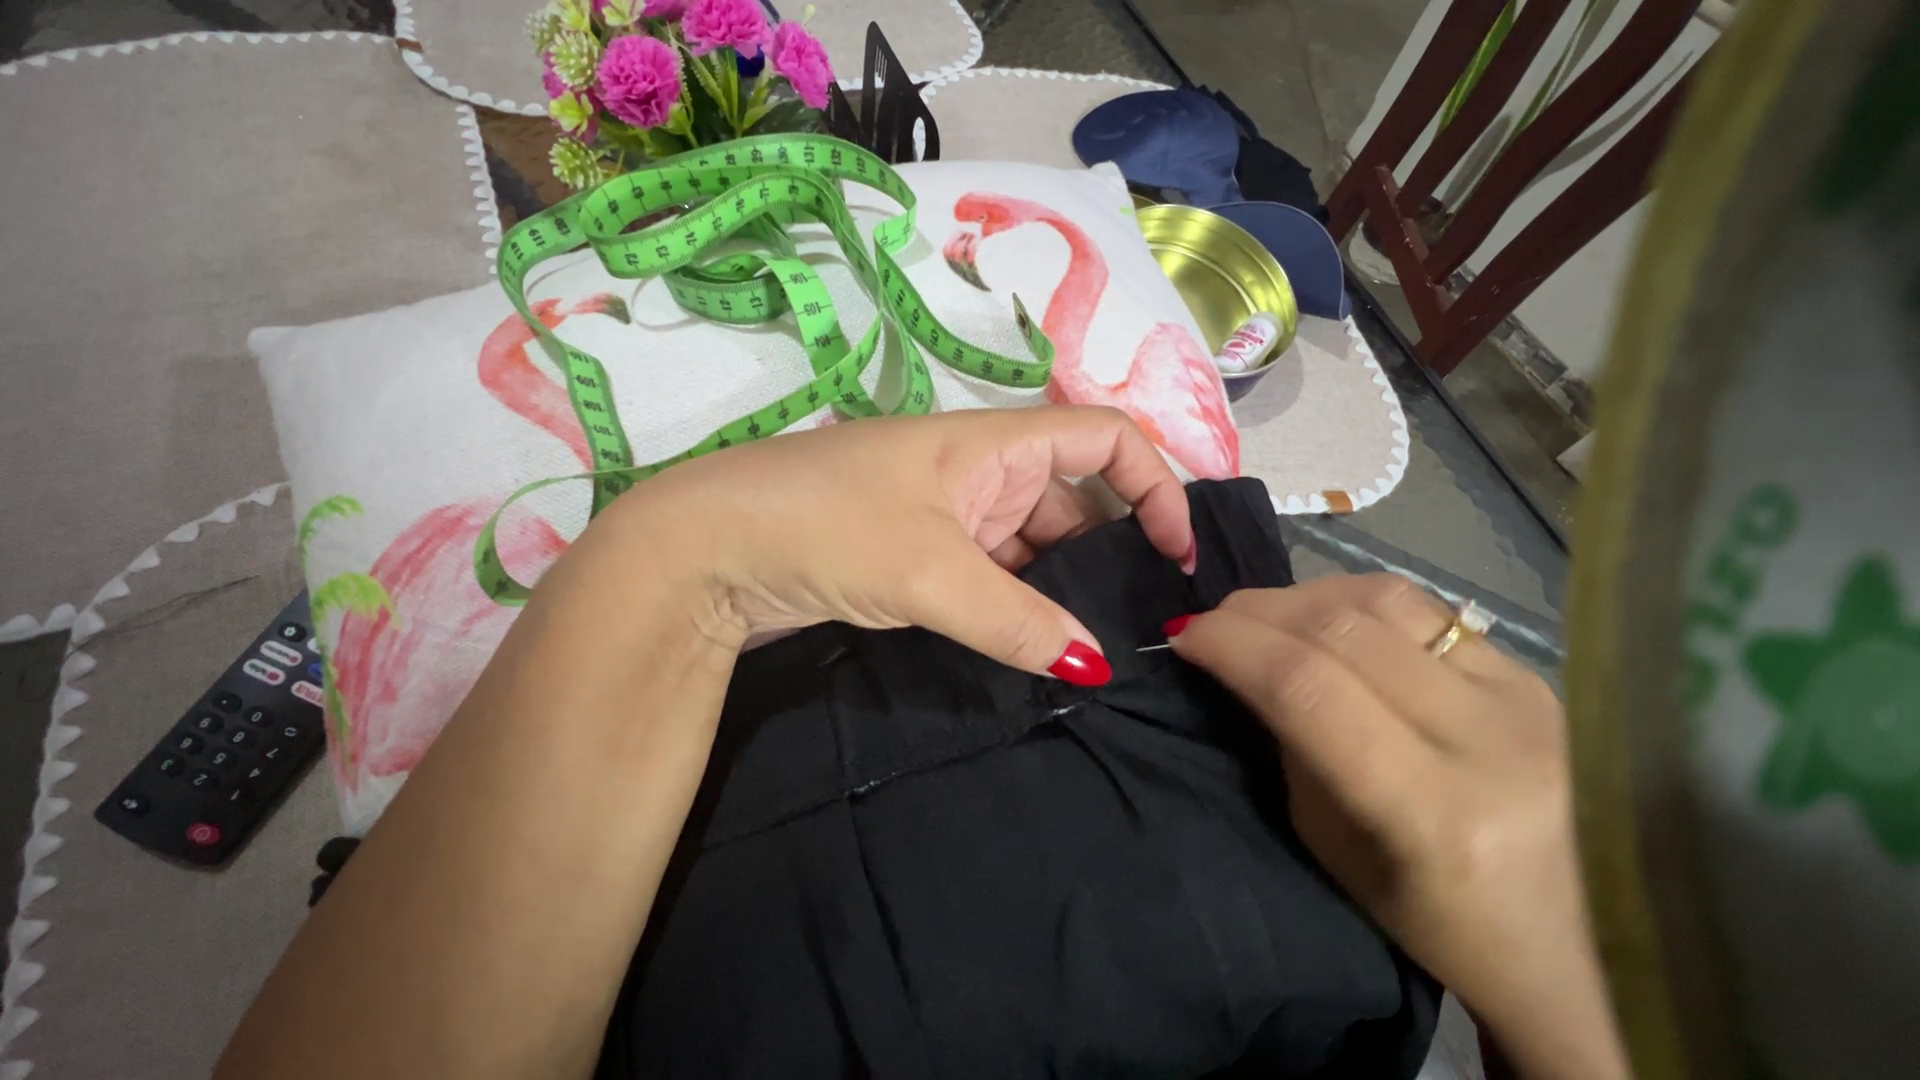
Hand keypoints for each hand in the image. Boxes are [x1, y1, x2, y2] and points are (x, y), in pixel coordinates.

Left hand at [575, 406, 1194, 683]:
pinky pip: (992, 581)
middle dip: (1112, 554)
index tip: (1176, 554)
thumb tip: (1095, 666)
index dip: (1155, 484)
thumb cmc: (824, 524)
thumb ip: (1017, 620)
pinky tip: (1039, 652)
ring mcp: (947, 519)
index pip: (1105, 438)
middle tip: (1144, 624)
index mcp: (992, 443)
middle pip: (1076, 502)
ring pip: (1033, 550)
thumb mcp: (929, 572)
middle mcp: (979, 473)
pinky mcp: (918, 559)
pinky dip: (1019, 611)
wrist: (705, 548)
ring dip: (1062, 593)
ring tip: (1098, 651)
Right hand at [1169, 575, 1628, 1079]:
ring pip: (1388, 599)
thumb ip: (1295, 748)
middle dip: (1257, 612)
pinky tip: (1326, 618)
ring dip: (1304, 594)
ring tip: (1262, 614)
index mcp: (1436, 812)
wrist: (1588, 945)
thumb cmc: (1442, 924)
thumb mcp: (1339, 851)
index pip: (1310, 689)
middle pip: (1345, 629)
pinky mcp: (1537, 673)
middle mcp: (1491, 738)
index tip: (1184, 638)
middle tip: (1211, 622)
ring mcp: (1526, 695)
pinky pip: (1427, 609)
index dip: (1233, 647)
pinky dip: (1355, 602)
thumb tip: (1245, 666)